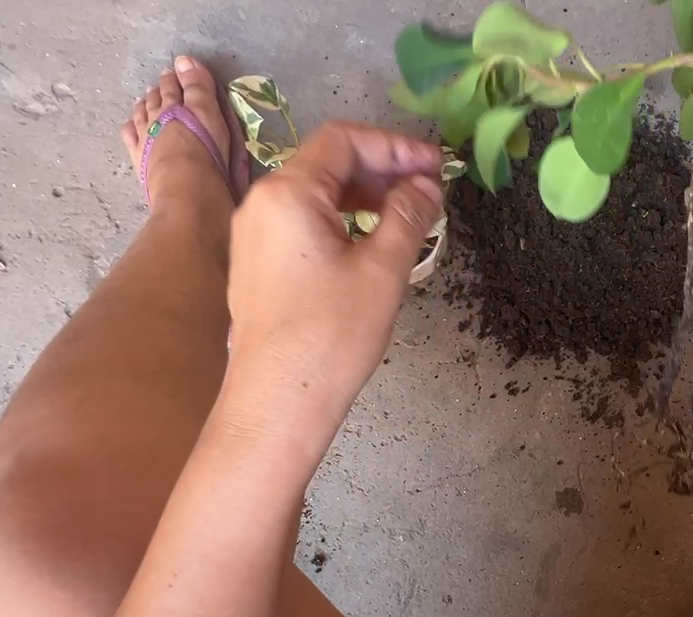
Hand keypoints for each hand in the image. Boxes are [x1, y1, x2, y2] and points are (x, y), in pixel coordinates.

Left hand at [220, 122, 443, 445]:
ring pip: (316, 196)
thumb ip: (407, 219)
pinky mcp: (259, 266)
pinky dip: (343, 222)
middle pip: (327, 165)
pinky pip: (304, 224)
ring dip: (365, 198)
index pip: (343, 141)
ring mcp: (255, 235)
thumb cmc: (332, 335)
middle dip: (382, 170)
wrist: (280, 397)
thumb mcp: (381, 272)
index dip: (395, 146)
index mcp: (288, 193)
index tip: (437, 164)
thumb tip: (426, 187)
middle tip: (430, 191)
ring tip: (409, 218)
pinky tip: (372, 244)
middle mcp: (262, 203)